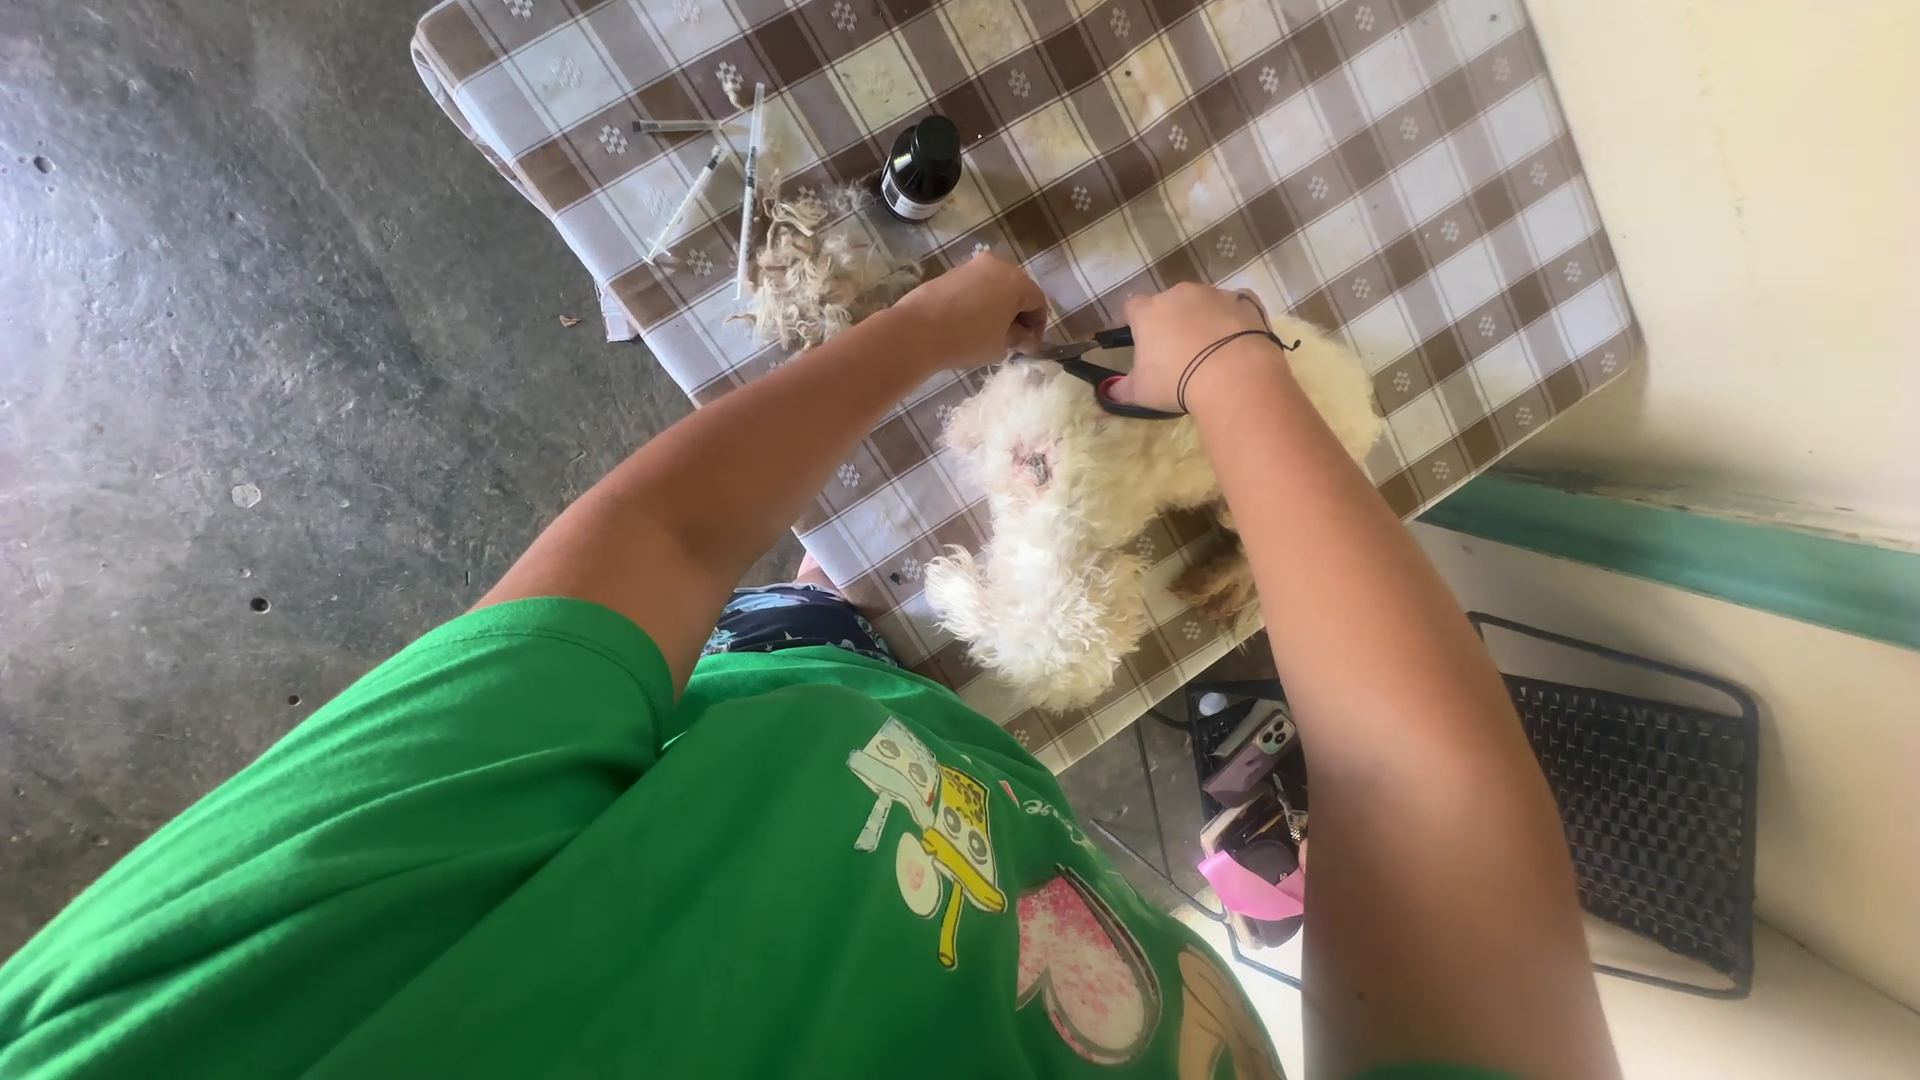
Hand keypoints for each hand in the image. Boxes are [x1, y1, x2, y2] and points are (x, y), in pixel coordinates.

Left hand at [893, 252, 1046, 369]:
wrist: (918, 331)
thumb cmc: (968, 339)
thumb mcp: (1000, 345)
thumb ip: (1019, 339)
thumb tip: (1025, 338)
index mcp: (1016, 281)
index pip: (1039, 302)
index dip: (1038, 327)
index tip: (1029, 347)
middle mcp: (997, 265)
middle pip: (1018, 290)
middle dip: (1019, 315)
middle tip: (1012, 340)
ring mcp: (971, 266)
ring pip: (996, 287)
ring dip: (999, 308)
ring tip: (990, 334)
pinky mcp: (951, 273)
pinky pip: (976, 288)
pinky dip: (981, 303)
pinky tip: (970, 324)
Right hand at [1106, 283, 1279, 412]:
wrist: (1234, 374)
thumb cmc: (1176, 380)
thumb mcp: (1141, 392)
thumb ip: (1121, 389)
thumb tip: (1108, 392)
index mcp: (1149, 312)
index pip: (1132, 307)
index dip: (1134, 322)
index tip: (1138, 339)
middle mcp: (1179, 294)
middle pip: (1169, 302)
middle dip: (1170, 321)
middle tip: (1175, 351)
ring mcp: (1214, 294)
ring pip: (1202, 302)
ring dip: (1201, 319)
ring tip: (1209, 350)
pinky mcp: (1246, 300)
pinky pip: (1234, 306)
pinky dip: (1232, 319)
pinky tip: (1235, 342)